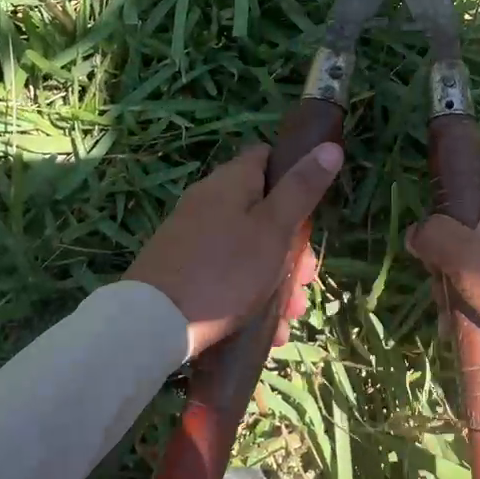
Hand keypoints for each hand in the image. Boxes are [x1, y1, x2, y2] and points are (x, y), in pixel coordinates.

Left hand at [123, 142, 343, 356]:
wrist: (149, 327)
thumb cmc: (224, 271)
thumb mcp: (274, 228)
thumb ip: (302, 188)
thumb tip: (330, 146)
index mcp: (231, 181)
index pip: (267, 158)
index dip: (294, 176)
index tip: (312, 210)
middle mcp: (208, 200)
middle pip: (262, 210)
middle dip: (291, 246)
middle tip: (306, 280)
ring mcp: (190, 237)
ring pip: (247, 247)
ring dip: (274, 279)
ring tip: (289, 317)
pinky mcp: (179, 270)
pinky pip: (225, 273)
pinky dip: (247, 295)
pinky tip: (264, 332)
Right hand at [406, 154, 479, 377]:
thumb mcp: (469, 260)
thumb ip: (436, 237)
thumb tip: (415, 232)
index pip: (472, 158)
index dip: (445, 176)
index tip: (428, 206)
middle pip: (465, 207)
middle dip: (444, 239)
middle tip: (436, 269)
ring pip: (472, 241)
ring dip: (454, 270)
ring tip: (447, 304)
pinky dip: (472, 286)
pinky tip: (459, 318)